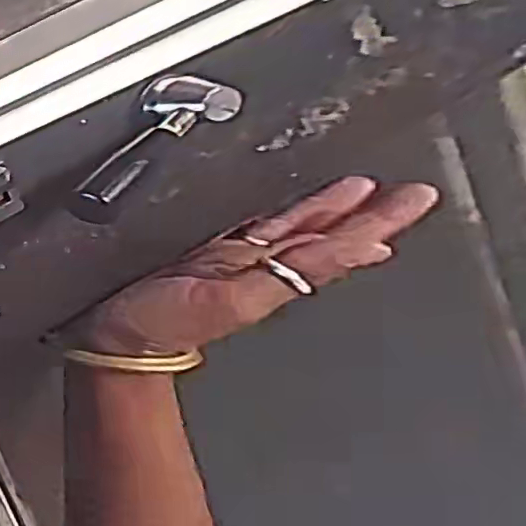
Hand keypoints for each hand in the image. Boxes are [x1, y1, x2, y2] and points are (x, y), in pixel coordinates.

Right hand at [63, 176, 439, 355]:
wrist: (116, 335)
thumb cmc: (164, 325)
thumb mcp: (233, 300)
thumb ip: (289, 273)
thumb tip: (356, 251)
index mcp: (270, 278)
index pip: (335, 245)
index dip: (371, 221)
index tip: (408, 199)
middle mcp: (254, 268)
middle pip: (318, 235)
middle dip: (361, 213)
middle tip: (406, 192)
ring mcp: (225, 263)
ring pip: (285, 230)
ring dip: (322, 211)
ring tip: (354, 191)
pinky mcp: (194, 256)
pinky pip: (244, 231)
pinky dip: (271, 220)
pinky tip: (283, 214)